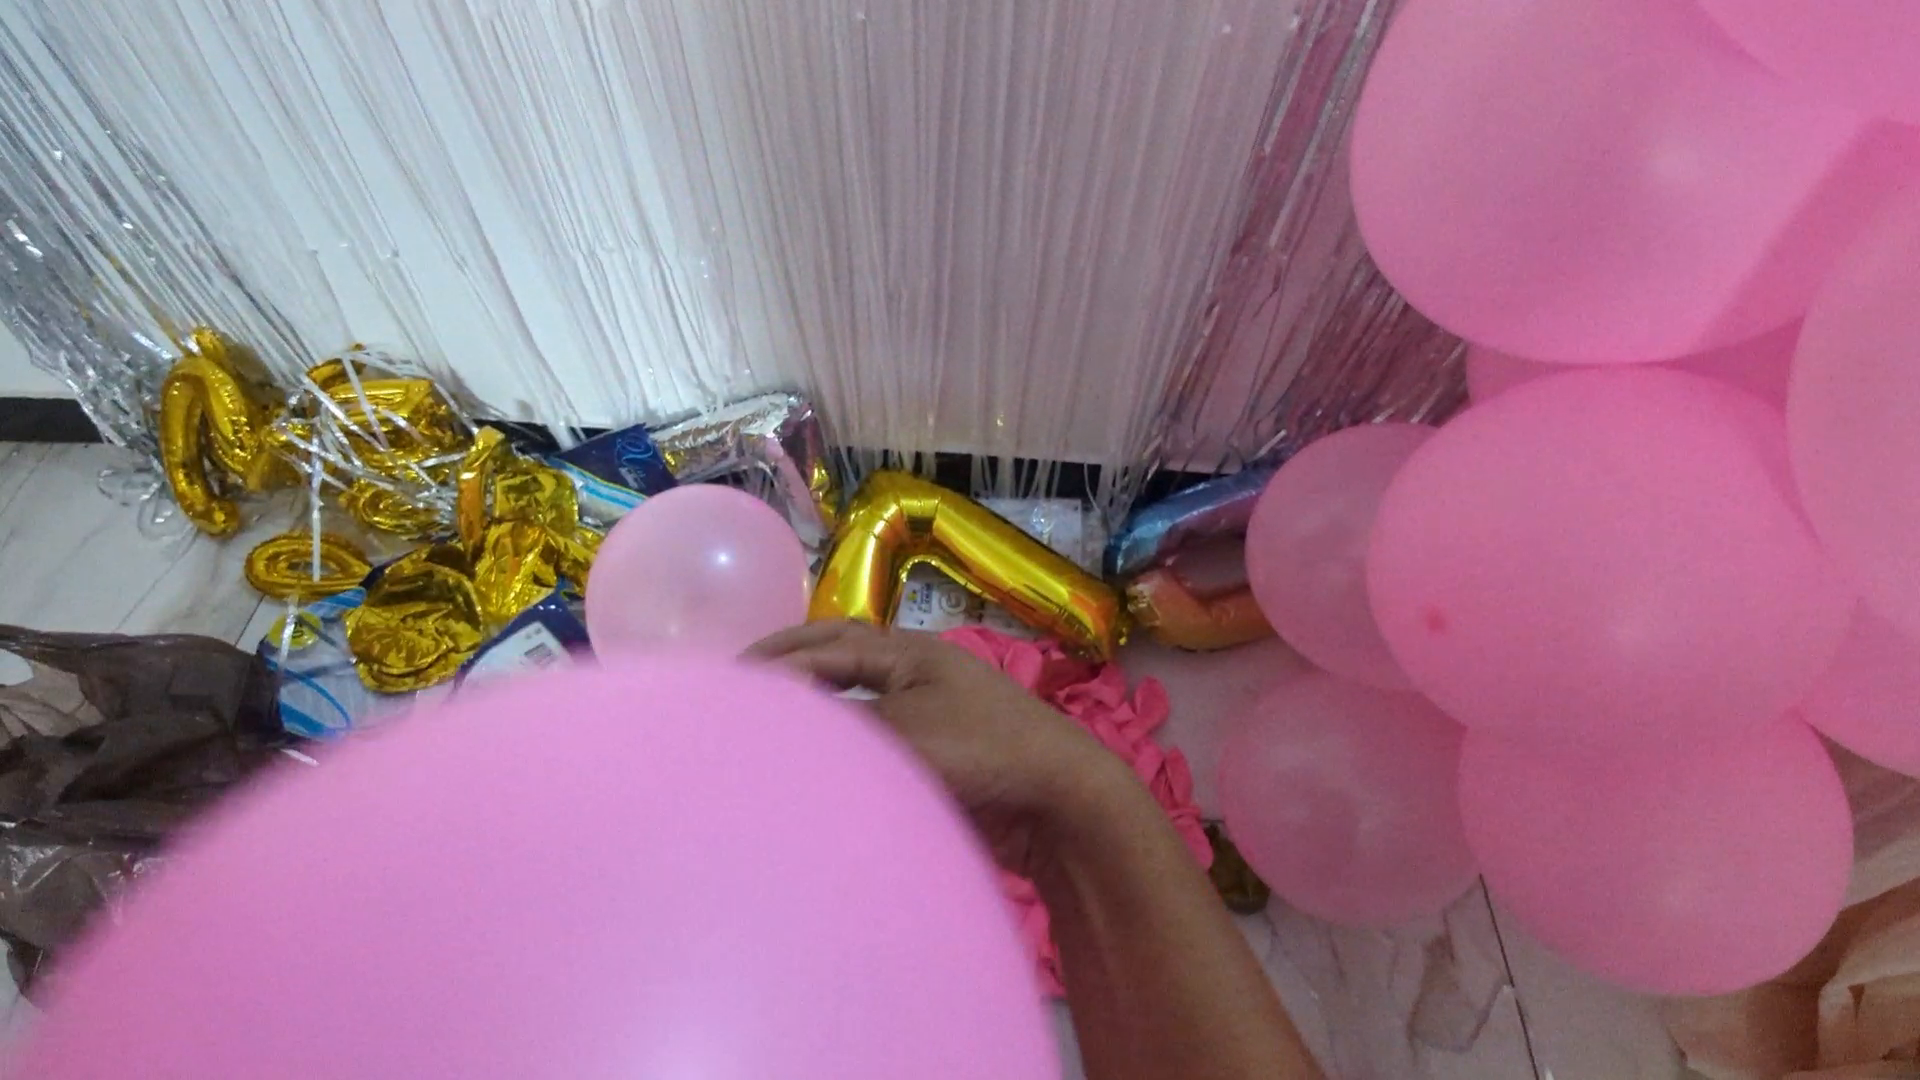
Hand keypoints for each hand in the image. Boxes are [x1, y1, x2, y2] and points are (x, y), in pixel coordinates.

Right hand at [745, 620, 1133, 878]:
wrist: (1058, 800)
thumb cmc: (983, 750)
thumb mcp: (905, 733)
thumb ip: (838, 727)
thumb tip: (778, 727)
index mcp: (910, 653)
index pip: (830, 647)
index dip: (779, 660)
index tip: (729, 680)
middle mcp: (916, 674)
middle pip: (843, 657)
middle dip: (794, 664)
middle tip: (744, 681)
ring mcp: (928, 712)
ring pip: (858, 700)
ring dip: (818, 705)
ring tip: (770, 720)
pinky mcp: (936, 754)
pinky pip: (877, 741)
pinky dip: (843, 745)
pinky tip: (818, 763)